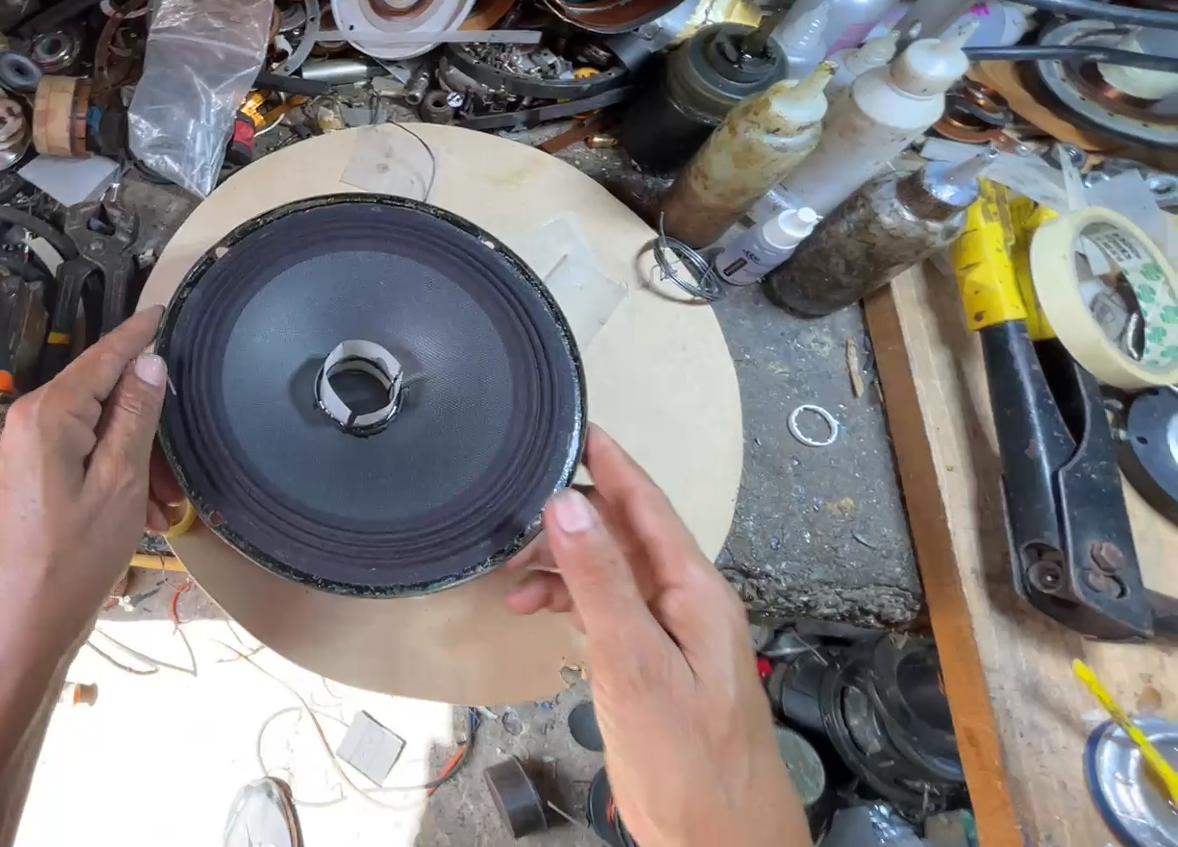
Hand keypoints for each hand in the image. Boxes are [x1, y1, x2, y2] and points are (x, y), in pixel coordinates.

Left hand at [0, 306, 168, 657]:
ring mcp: (30, 449)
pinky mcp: (35, 475)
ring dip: (138, 460)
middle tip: (180, 467)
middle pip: (104, 397)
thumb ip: (136, 416)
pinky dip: (118, 477)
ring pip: (100, 431)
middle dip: (148, 426)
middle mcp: (32, 421)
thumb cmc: (72, 559)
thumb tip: (149, 362)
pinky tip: (143, 514)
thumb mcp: (120, 482)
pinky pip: (86, 457)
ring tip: (164, 506)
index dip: (137, 335)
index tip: (162, 311)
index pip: (103, 357)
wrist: (20, 630)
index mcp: (49, 413)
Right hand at [504, 426, 808, 846]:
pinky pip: (599, 603)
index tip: (572, 421)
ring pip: (603, 566)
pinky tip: (531, 606)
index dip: (610, 459)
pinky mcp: (645, 655)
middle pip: (619, 530)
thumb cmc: (685, 757)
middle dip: (565, 515)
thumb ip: (599, 579)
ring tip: (510, 570)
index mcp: (693, 589)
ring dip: (557, 560)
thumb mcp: (633, 661)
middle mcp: (681, 598)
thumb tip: (565, 501)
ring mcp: (663, 628)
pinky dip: (563, 596)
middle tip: (510, 510)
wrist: (716, 845)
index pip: (646, 503)